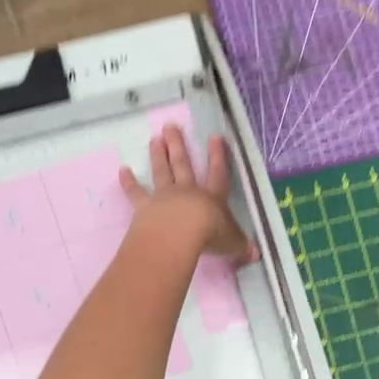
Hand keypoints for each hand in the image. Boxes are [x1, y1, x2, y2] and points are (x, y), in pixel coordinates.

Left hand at [119, 124, 258, 265]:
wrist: (180, 233)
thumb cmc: (210, 235)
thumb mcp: (232, 243)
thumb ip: (241, 245)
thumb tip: (255, 252)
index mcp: (212, 198)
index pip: (217, 174)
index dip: (218, 157)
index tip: (215, 137)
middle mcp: (188, 192)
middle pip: (183, 165)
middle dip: (179, 146)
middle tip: (171, 127)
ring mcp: (165, 197)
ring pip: (162, 172)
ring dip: (158, 155)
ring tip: (154, 139)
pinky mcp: (146, 206)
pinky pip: (136, 193)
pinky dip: (129, 182)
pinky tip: (123, 170)